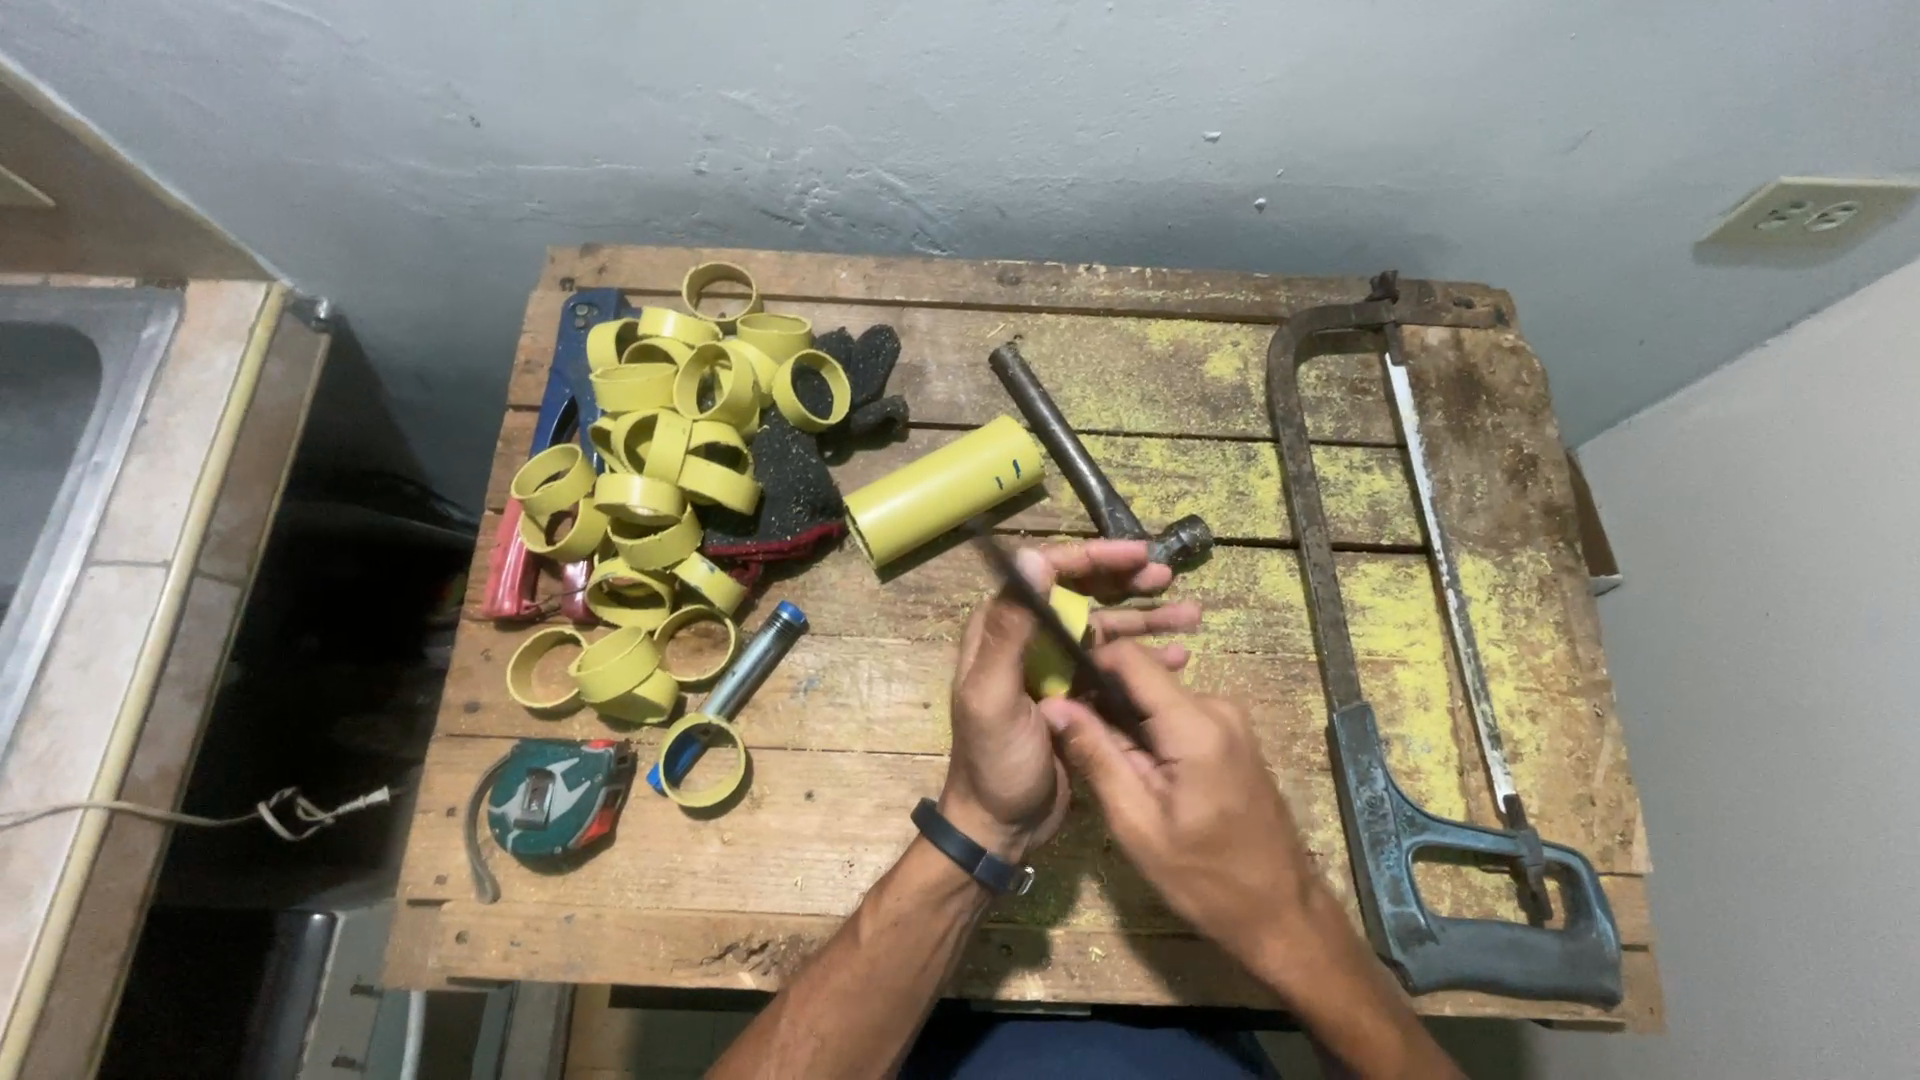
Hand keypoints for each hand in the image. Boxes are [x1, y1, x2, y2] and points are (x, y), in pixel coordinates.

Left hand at [942, 540, 1200, 860]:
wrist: (1000, 826)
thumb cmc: (993, 761)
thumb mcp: (994, 696)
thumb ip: (1010, 629)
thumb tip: (1029, 556)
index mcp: (1001, 631)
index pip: (1045, 575)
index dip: (1091, 557)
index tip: (1136, 554)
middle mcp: (1028, 641)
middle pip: (1080, 595)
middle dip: (1124, 582)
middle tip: (1167, 576)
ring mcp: (1056, 669)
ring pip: (1104, 629)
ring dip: (1145, 619)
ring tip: (1192, 616)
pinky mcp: (1079, 697)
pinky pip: (1117, 667)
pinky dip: (1147, 659)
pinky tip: (1180, 658)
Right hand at [1041, 641, 1320, 962]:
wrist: (1281, 912)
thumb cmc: (1205, 878)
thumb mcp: (1137, 823)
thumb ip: (1095, 754)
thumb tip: (1052, 703)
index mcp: (1195, 725)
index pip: (1130, 657)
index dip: (1088, 667)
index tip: (1061, 697)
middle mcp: (1218, 706)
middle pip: (1141, 677)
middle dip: (1103, 702)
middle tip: (1078, 746)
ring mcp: (1230, 719)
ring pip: (1156, 697)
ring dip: (1126, 722)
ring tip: (1111, 768)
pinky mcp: (1232, 733)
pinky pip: (1176, 714)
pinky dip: (1150, 733)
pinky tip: (1141, 773)